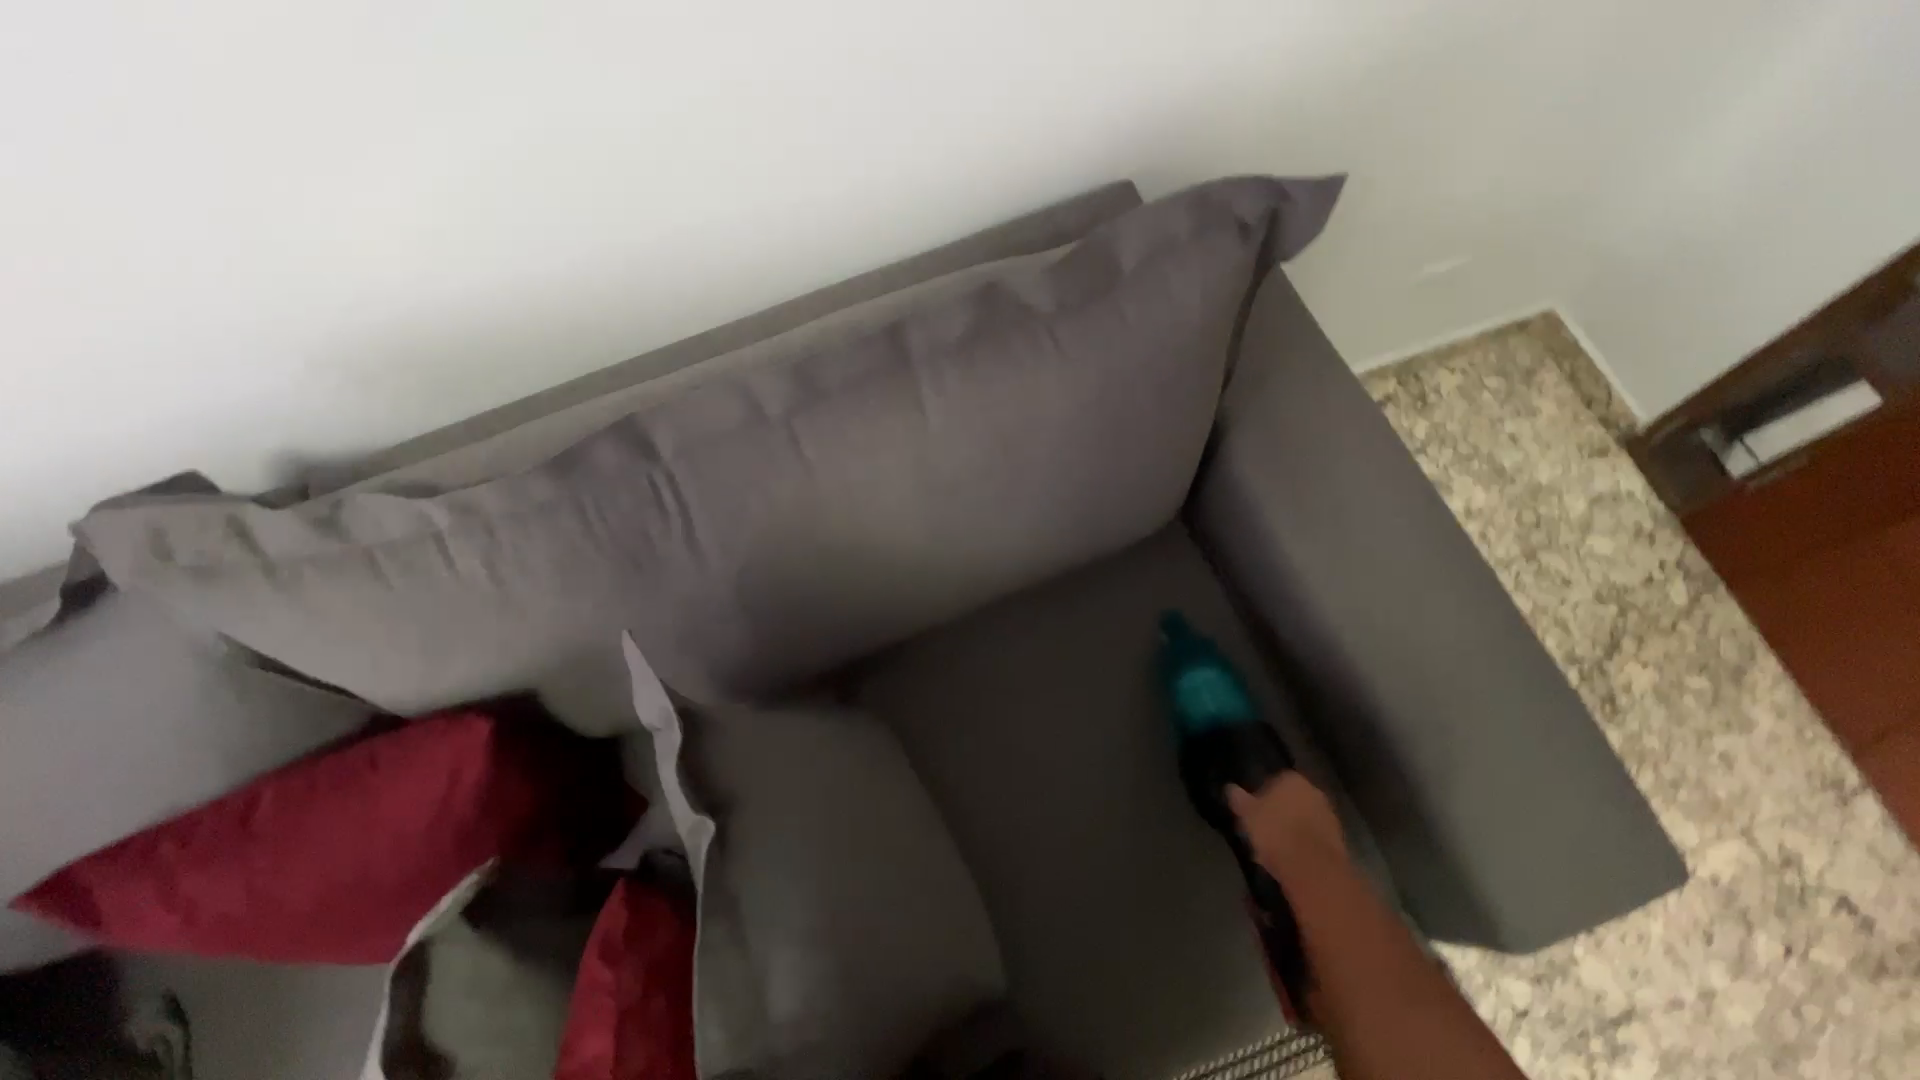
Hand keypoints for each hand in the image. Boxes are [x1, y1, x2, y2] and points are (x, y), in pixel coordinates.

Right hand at [1226, 772, 1348, 876]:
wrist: (1312, 867)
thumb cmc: (1274, 832)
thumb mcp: (1247, 815)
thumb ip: (1239, 799)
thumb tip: (1230, 788)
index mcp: (1292, 779)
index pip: (1274, 780)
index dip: (1262, 796)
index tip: (1253, 812)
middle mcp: (1314, 791)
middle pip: (1292, 800)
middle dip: (1280, 813)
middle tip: (1263, 829)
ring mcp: (1329, 815)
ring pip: (1304, 819)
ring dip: (1293, 830)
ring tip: (1274, 849)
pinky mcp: (1338, 840)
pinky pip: (1313, 839)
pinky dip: (1304, 846)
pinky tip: (1290, 860)